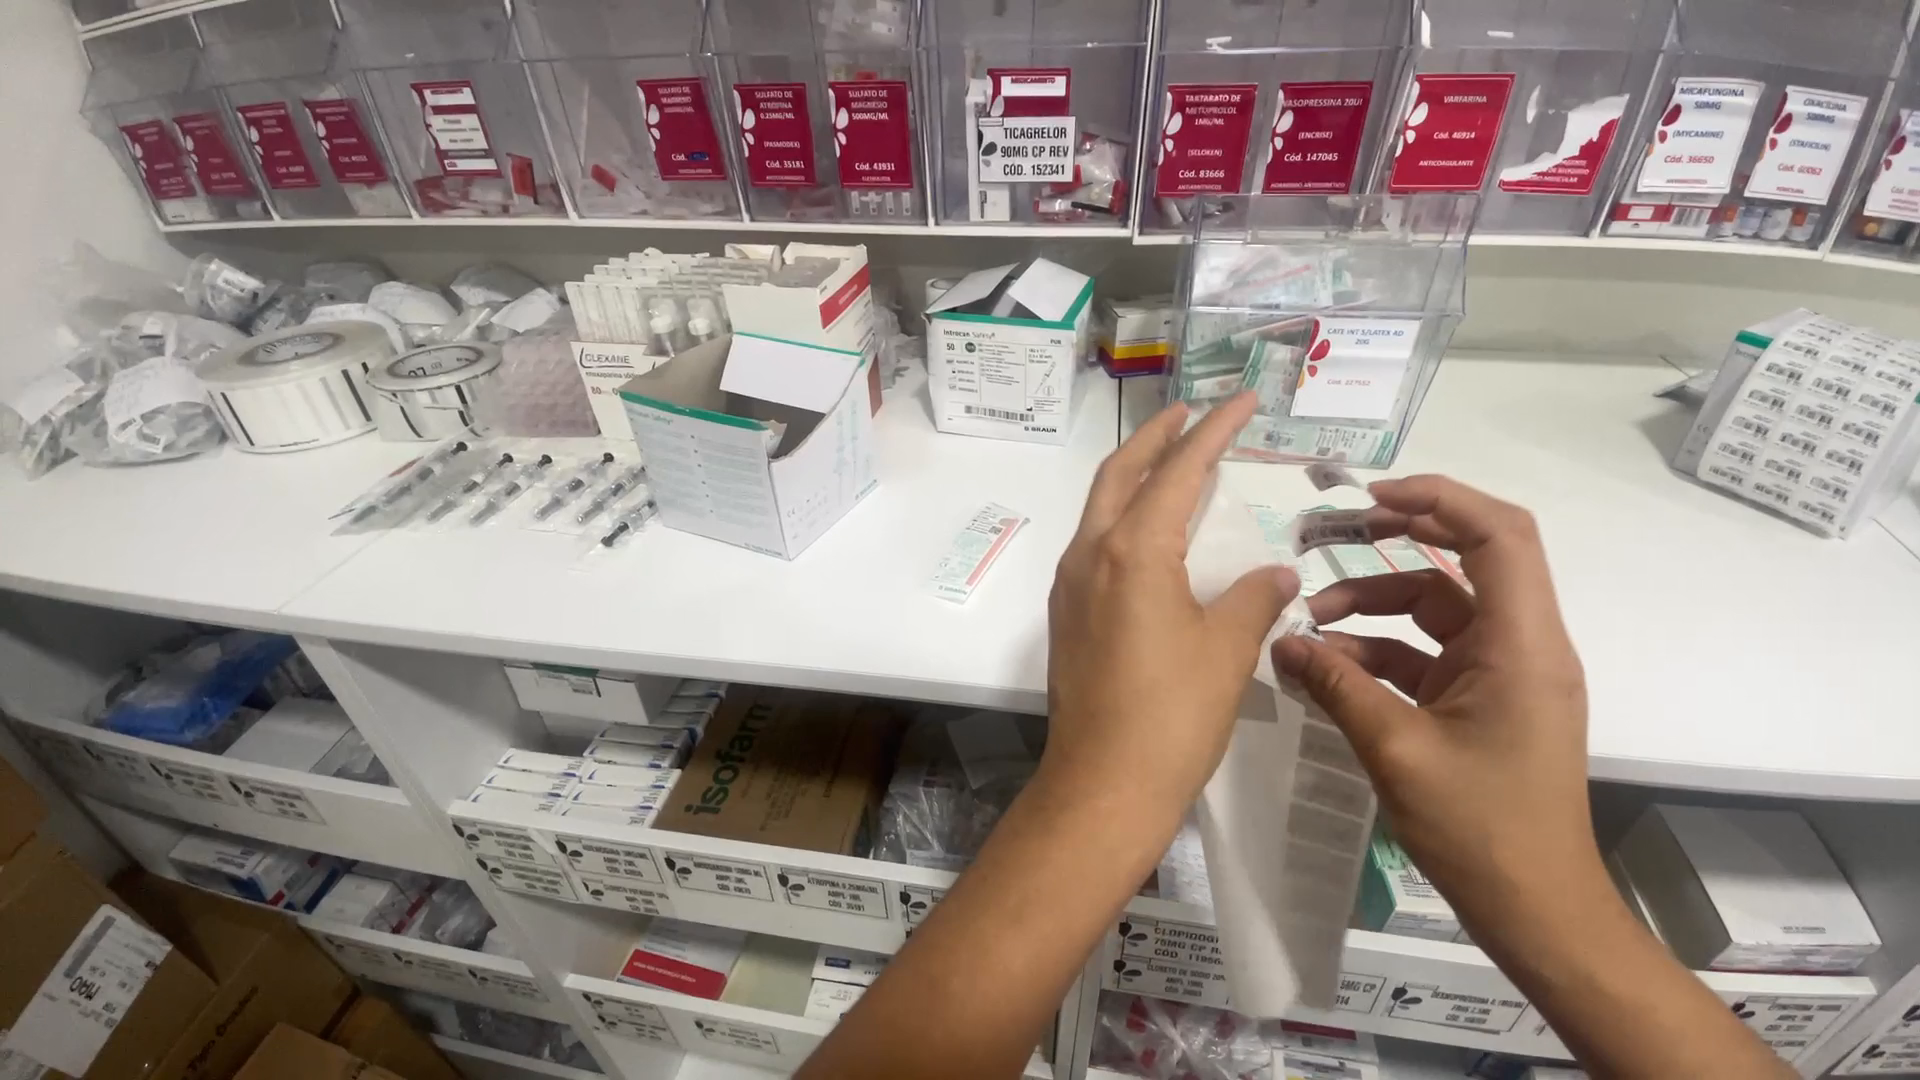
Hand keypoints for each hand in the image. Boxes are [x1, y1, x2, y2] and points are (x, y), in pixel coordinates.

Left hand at [1047, 394, 1298, 808]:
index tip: (1240, 402)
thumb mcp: (1227, 650)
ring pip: (1101, 508)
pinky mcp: (1066, 614)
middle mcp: (1090, 553)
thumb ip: (1253, 598)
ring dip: (1135, 477)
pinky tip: (1151, 535)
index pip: (1177, 471)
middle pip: (1121, 474)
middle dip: (1157, 438)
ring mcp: (1070, 584)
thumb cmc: (1172, 714)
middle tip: (1191, 414)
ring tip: (1174, 465)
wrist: (1104, 782)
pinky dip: (1124, 520)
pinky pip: (1095, 545)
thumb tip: (1275, 574)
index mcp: (1132, 550)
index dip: (1212, 431)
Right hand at [1271, 475, 1596, 935]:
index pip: (1500, 536)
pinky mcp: (1480, 699)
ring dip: (1373, 605)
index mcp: (1521, 645)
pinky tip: (1328, 667)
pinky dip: (1377, 649)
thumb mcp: (1395, 749)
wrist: (1535, 908)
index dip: (1440, 500)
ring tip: (1311, 623)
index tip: (1371, 499)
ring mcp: (1501, 673)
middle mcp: (1520, 645)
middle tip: (1330, 536)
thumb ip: (1337, 685)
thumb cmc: (1480, 828)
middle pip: (1464, 561)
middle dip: (1396, 541)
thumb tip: (1282, 640)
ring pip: (1435, 608)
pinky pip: (1424, 652)